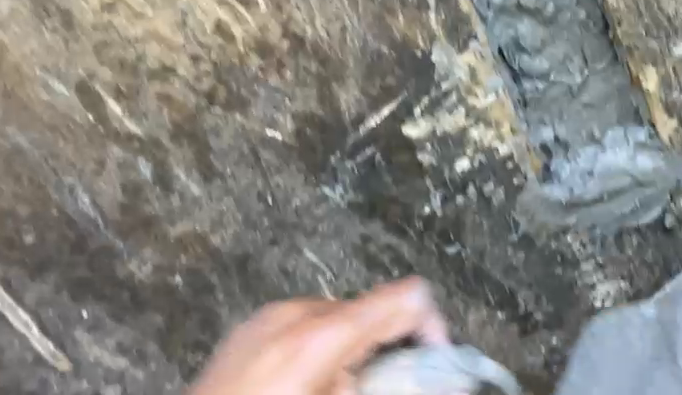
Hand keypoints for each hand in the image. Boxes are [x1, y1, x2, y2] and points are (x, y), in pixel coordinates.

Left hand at [189, 278, 450, 394]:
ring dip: (348, 354)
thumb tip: (427, 377)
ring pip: (337, 321)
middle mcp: (299, 312)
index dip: (432, 324)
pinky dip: (316, 353)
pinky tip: (299, 387)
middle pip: (372, 311)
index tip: (435, 360)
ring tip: (328, 390)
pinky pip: (301, 328)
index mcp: (324, 334)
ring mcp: (267, 318)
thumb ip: (375, 382)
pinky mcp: (246, 331)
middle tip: (375, 387)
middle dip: (384, 350)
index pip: (408, 296)